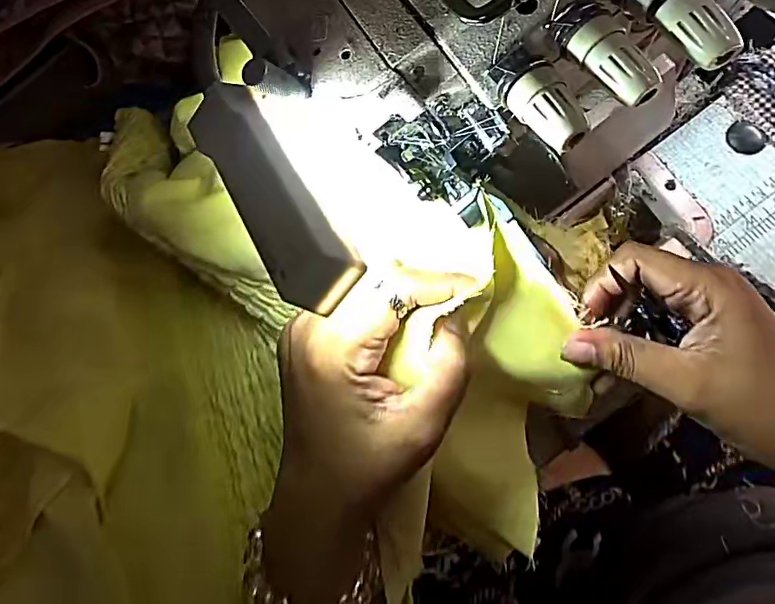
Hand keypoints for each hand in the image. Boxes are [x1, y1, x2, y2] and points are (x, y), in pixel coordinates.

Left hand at [262, 267, 472, 599]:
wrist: (316, 498)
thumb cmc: (369, 468)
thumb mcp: (424, 425)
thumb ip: (450, 366)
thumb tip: (457, 315)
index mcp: (332, 347)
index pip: (392, 289)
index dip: (436, 281)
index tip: (473, 284)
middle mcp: (308, 325)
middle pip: (374, 275)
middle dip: (421, 276)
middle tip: (460, 284)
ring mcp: (301, 324)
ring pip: (362, 278)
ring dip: (403, 282)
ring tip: (441, 290)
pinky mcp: (304, 328)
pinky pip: (350, 294)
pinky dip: (384, 294)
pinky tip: (409, 305)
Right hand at [560, 243, 774, 470]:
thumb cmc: (765, 410)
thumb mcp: (687, 384)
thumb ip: (626, 358)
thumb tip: (571, 344)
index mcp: (706, 282)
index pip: (635, 258)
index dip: (603, 284)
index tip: (587, 324)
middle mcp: (710, 278)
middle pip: (643, 269)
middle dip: (612, 299)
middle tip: (593, 340)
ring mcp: (718, 297)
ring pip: (655, 289)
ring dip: (628, 314)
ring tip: (608, 350)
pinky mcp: (721, 317)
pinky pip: (672, 307)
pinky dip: (649, 325)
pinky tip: (636, 352)